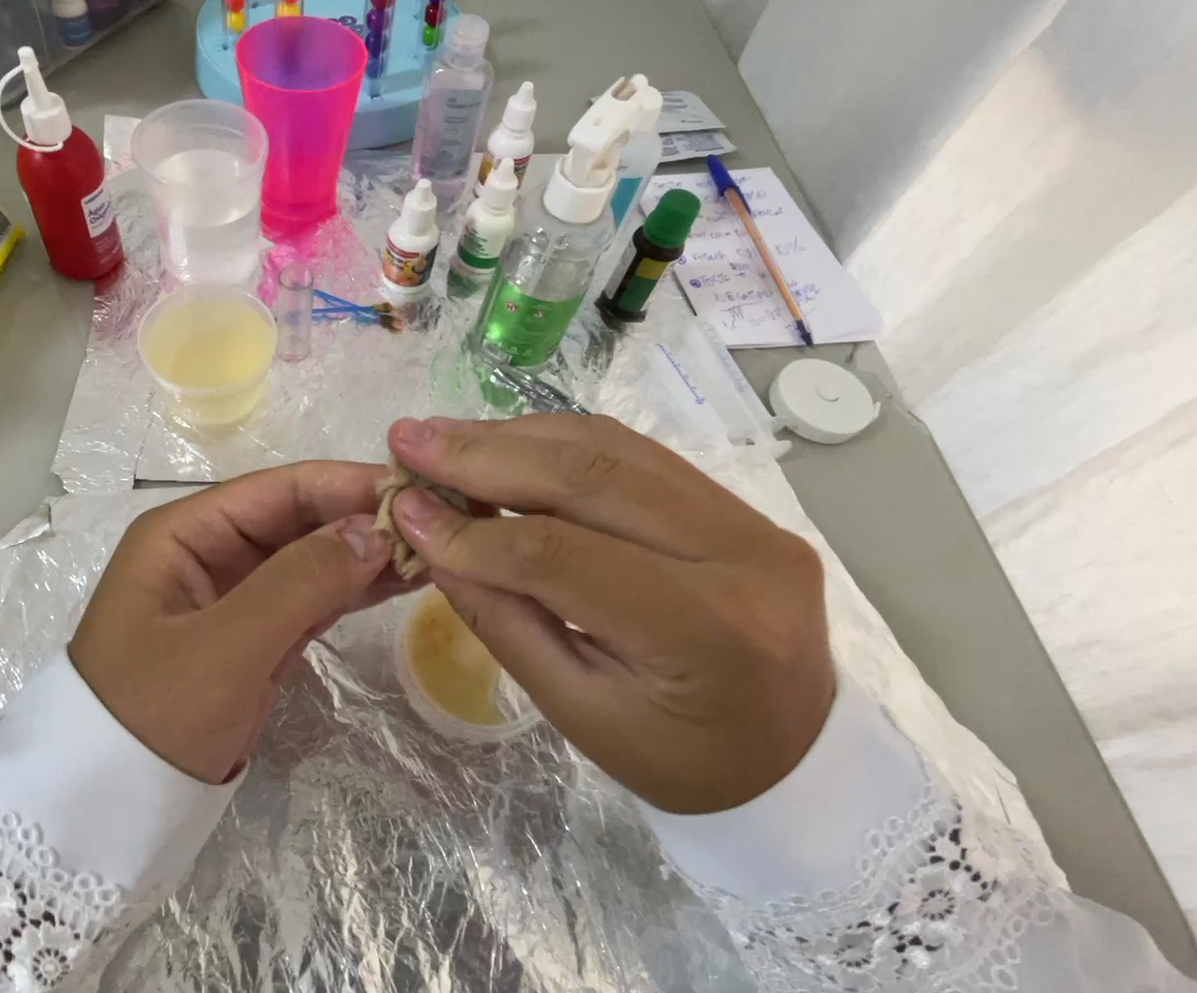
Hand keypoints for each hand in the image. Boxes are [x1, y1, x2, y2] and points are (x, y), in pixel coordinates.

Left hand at [69, 462, 409, 783]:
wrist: (116, 803)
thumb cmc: (155, 713)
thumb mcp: (225, 645)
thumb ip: (299, 582)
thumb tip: (374, 532)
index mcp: (186, 532)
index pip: (277, 490)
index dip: (346, 484)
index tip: (414, 488)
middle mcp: (211, 551)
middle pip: (300, 520)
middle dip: (363, 518)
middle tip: (438, 521)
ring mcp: (237, 595)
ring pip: (313, 559)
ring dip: (367, 554)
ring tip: (434, 549)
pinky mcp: (258, 635)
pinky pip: (313, 599)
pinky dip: (354, 590)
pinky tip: (402, 581)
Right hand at [385, 415, 834, 813]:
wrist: (792, 760)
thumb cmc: (677, 760)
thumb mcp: (576, 712)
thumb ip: (501, 618)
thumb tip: (431, 538)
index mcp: (705, 632)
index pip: (562, 555)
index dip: (472, 530)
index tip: (405, 509)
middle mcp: (742, 554)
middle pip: (589, 477)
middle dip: (483, 454)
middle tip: (408, 437)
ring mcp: (749, 519)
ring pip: (611, 448)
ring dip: (516, 436)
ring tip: (444, 436)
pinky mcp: (739, 505)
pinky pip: (635, 454)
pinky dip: (559, 443)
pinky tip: (506, 444)